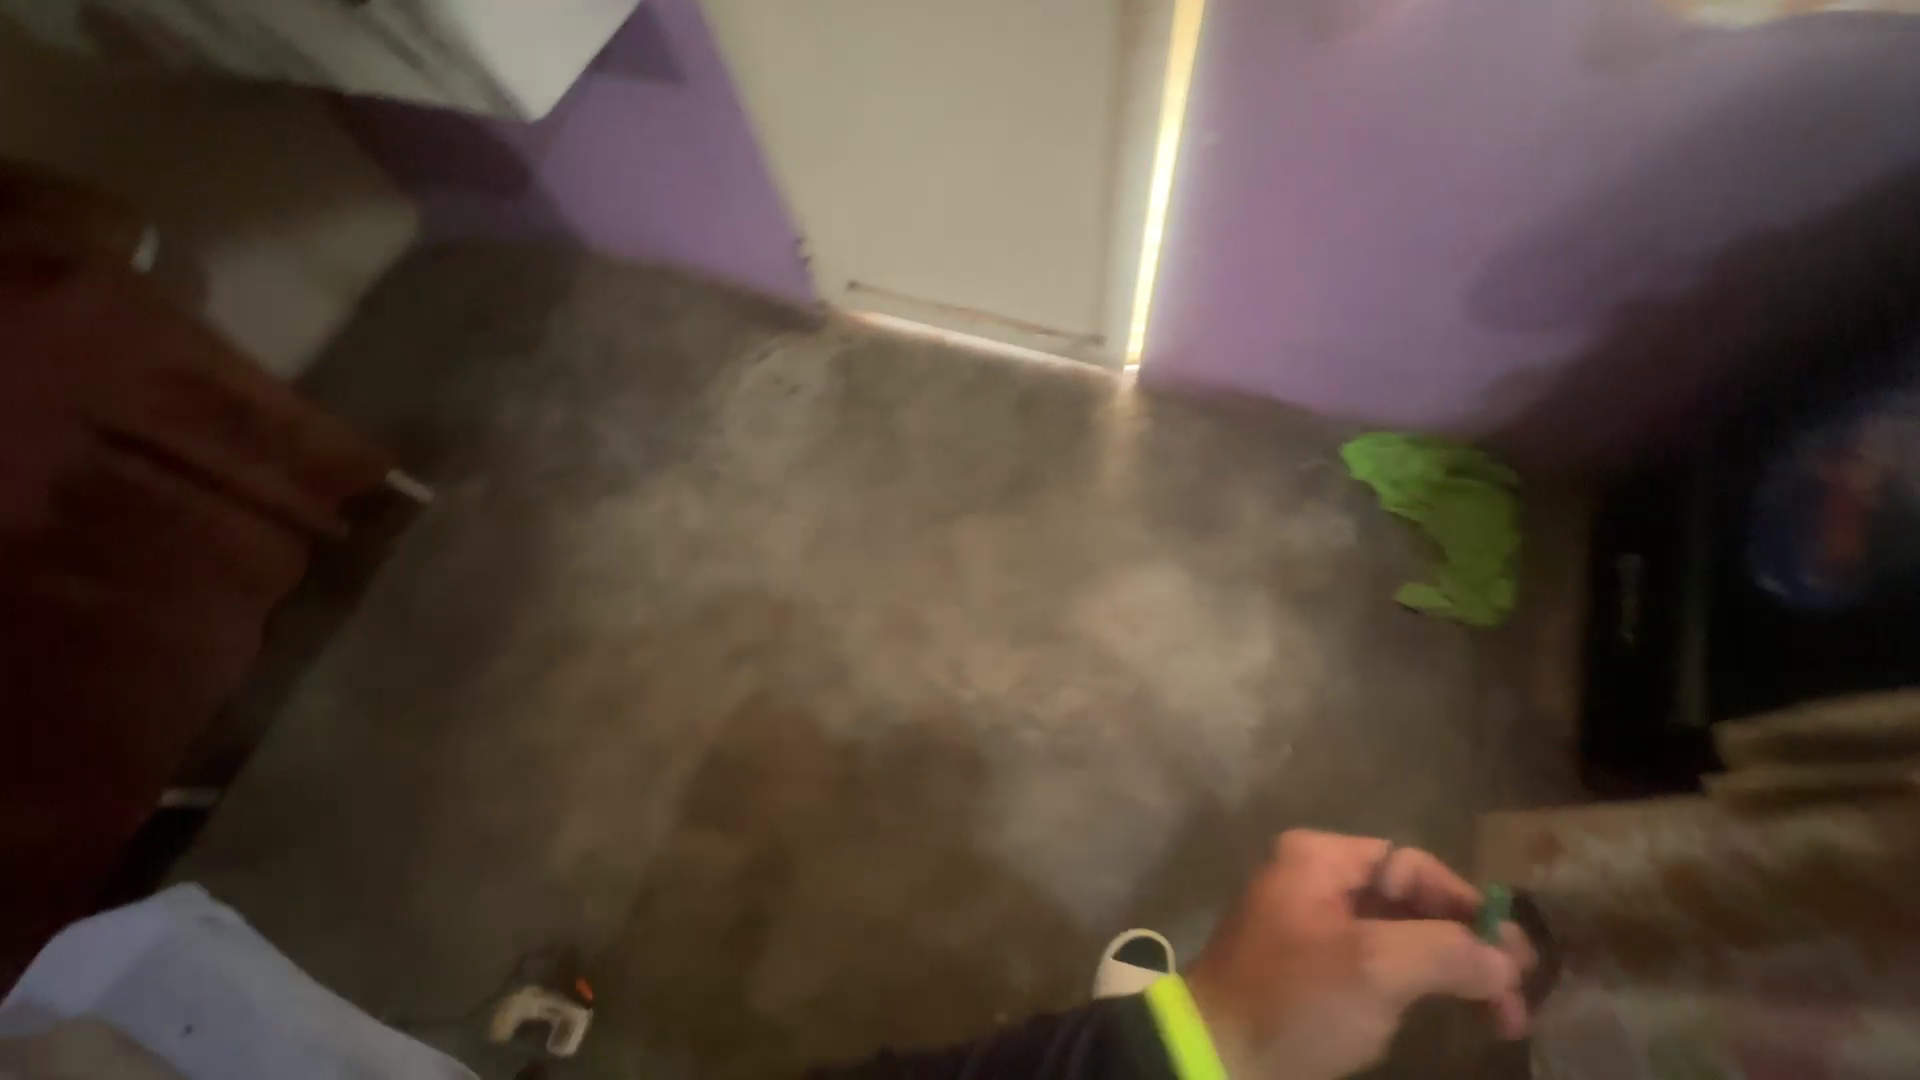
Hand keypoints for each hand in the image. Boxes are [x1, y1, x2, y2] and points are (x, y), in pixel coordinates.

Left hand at [1183, 830, 1534, 1079]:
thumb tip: (1505, 959)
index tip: (1517, 959)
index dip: (1467, 905)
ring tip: (1503, 1018)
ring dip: (1452, 968)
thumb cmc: (1295, 999)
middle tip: (1518, 997)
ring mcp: (1314, 921)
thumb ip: (1445, 951)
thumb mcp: (1375, 968)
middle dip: (1466, 943)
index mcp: (1318, 858)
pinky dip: (1421, 982)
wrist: (1221, 1052)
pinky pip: (1381, 959)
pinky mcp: (1316, 964)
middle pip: (1410, 898)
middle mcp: (1314, 878)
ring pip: (1401, 932)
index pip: (1410, 865)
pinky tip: (1454, 1011)